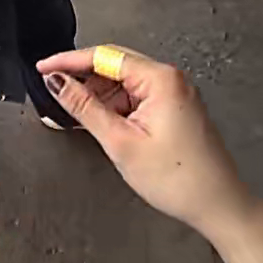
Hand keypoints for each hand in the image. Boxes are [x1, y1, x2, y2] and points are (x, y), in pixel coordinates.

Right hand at [36, 46, 249, 232]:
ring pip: (121, 81)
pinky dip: (112, 105)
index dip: (68, 61)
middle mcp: (169, 79)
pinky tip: (96, 120)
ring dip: (96, 93)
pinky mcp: (172, 107)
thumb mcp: (120, 141)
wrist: (219, 206)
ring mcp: (172, 92)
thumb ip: (84, 106)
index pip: (103, 56)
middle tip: (52, 87)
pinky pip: (133, 95)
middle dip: (80, 76)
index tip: (44, 68)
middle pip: (112, 64)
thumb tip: (57, 82)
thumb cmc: (179, 178)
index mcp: (160, 79)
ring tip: (72, 112)